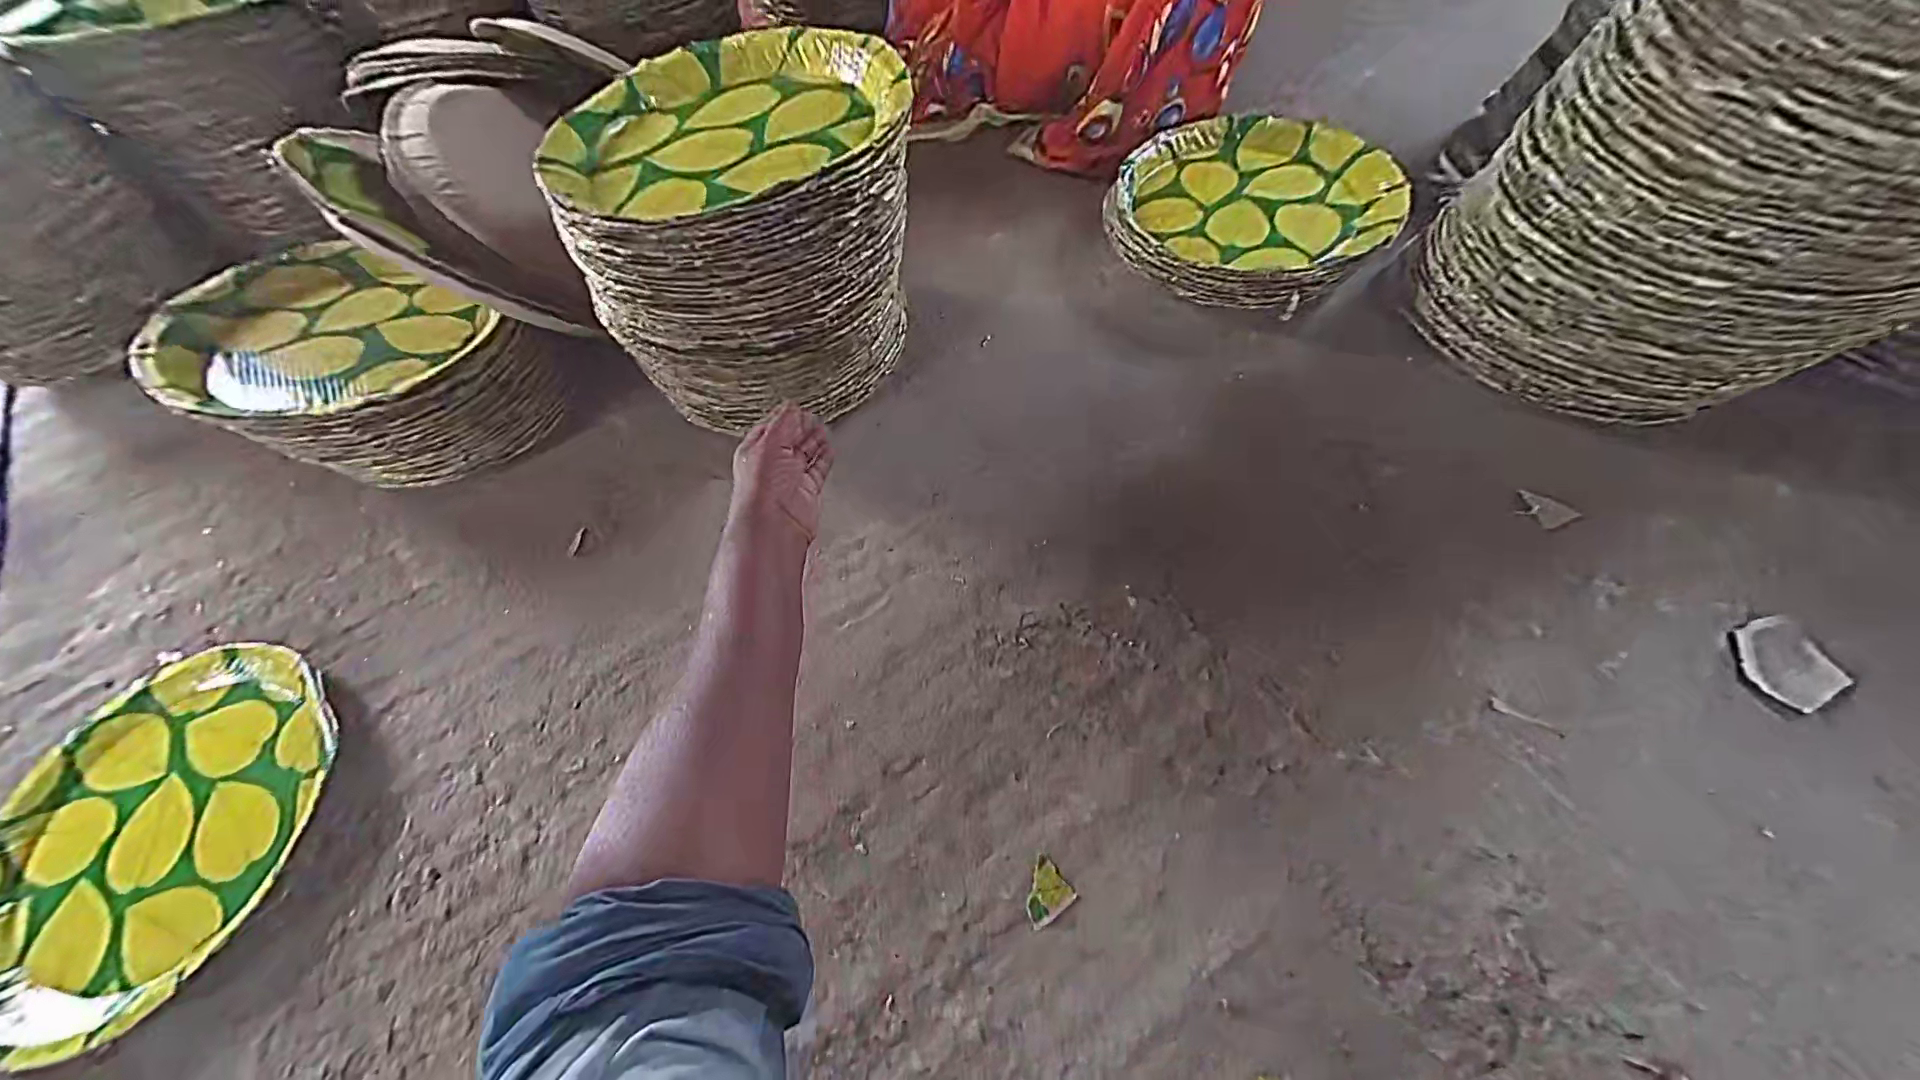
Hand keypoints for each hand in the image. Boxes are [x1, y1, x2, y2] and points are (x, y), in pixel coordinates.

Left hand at [730, 402, 833, 544]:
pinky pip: (818, 469)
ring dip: (815, 440)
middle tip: (813, 417)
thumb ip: (783, 423)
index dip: (785, 418)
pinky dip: (825, 458)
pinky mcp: (807, 490)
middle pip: (790, 440)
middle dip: (802, 428)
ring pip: (806, 453)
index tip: (797, 409)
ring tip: (823, 429)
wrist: (775, 522)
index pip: (771, 429)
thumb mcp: (769, 443)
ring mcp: (791, 478)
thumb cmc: (762, 488)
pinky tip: (828, 448)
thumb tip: (791, 407)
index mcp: (756, 452)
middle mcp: (772, 465)